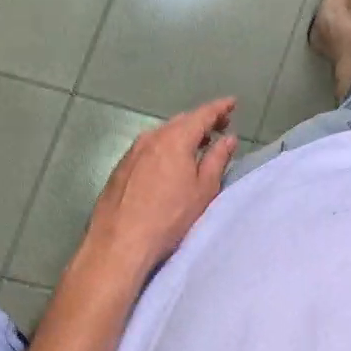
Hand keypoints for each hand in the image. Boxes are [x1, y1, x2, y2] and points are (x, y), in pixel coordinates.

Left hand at [79, 98, 238, 278]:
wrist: (117, 247)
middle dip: (202, 121)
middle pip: (181, 121)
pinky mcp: (119, 170)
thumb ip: (218, 159)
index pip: (203, 114)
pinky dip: (164, 147)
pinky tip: (169, 163)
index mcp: (175, 139)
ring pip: (162, 134)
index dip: (220, 107)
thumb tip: (228, 138)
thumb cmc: (169, 217)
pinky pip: (148, 148)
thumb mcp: (204, 189)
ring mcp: (131, 154)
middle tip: (219, 127)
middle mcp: (151, 138)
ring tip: (196, 145)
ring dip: (182, 134)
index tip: (233, 103)